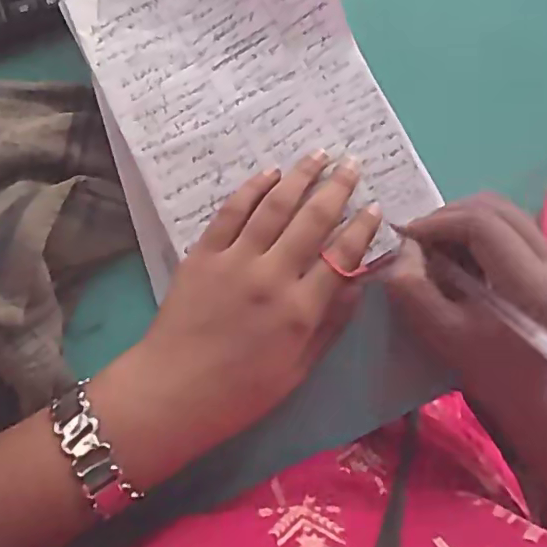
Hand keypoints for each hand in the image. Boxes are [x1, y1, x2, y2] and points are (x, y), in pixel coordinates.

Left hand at [91, 151, 381, 486]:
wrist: (173, 390)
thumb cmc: (240, 392)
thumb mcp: (298, 369)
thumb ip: (331, 324)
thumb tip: (358, 282)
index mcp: (301, 310)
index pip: (342, 256)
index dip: (361, 228)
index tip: (373, 206)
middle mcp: (272, 276)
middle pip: (312, 220)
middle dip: (337, 188)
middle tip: (352, 163)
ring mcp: (234, 261)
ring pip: (274, 207)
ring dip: (299, 176)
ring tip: (317, 155)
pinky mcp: (203, 254)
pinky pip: (231, 212)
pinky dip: (252, 189)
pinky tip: (269, 174)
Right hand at [384, 193, 546, 404]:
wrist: (536, 394)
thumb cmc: (487, 368)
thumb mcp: (440, 333)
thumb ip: (413, 287)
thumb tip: (402, 246)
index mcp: (534, 285)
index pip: (481, 224)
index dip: (437, 222)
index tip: (406, 235)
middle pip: (495, 207)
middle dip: (447, 216)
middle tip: (419, 238)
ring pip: (505, 211)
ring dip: (463, 220)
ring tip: (438, 245)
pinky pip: (513, 225)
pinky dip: (479, 229)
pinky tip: (462, 254)